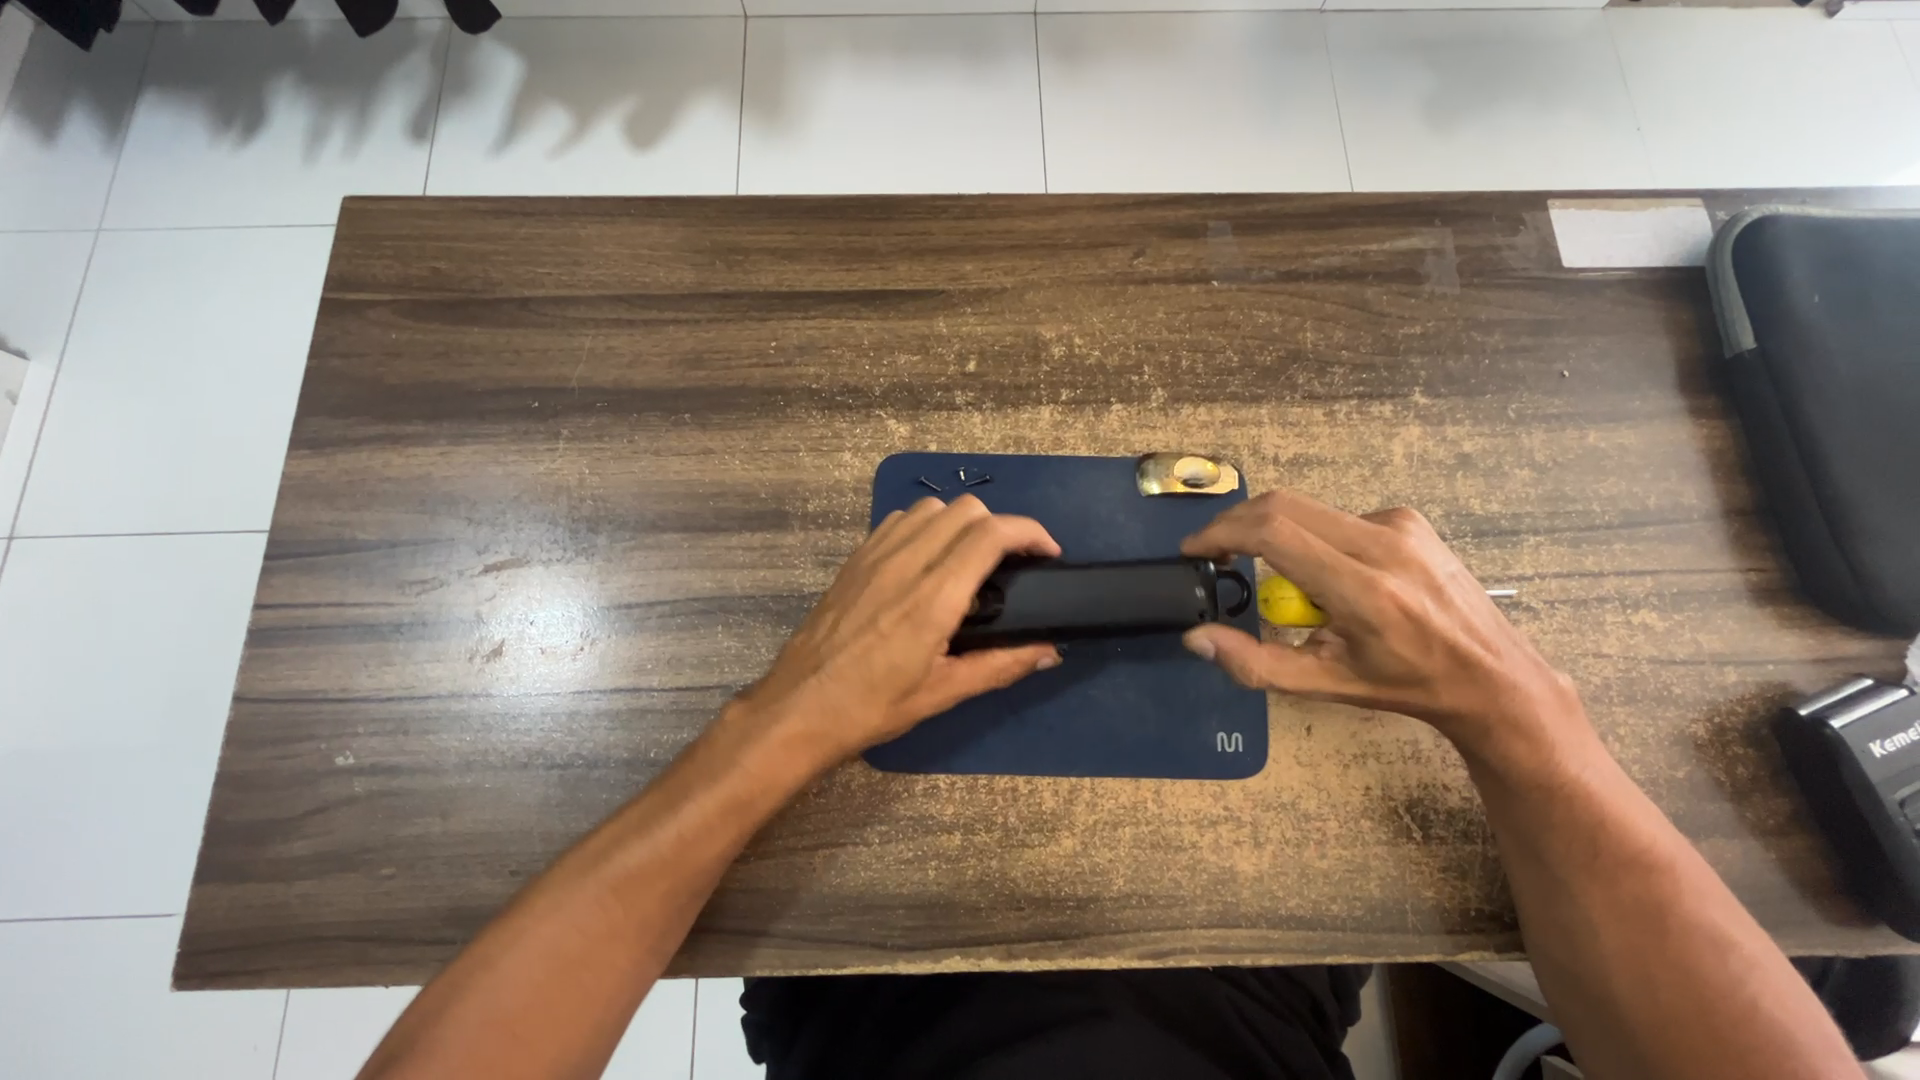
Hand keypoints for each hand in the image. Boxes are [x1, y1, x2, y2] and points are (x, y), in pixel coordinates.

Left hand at [734, 495, 1062, 761]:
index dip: (1030, 533)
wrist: (799, 707)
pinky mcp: (855, 558)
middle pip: (967, 510)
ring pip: (932, 507)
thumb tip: (1049, 652)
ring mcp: (875, 555)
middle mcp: (906, 562)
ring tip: (972, 558)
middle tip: (1014, 562)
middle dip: (1001, 526)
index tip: (1047, 554)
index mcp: (933, 597)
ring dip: (963, 522)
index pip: (991, 534)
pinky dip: (926, 526)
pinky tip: (928, 559)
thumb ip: (1001, 666)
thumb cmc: (873, 706)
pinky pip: (899, 520)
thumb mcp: (943, 692)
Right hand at [1180, 491, 1581, 757]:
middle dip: (1237, 525)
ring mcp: (1400, 525)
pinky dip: (1318, 543)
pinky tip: (1339, 578)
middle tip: (1218, 553)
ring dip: (1281, 539)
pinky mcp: (1409, 519)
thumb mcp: (1324, 685)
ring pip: (1308, 513)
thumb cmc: (1405, 685)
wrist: (1493, 675)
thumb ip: (1253, 663)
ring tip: (1299, 591)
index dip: (1222, 533)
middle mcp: (1383, 544)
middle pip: (1282, 507)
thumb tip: (1196, 638)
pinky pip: (1338, 519)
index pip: (1273, 533)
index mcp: (1363, 591)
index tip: (1196, 550)